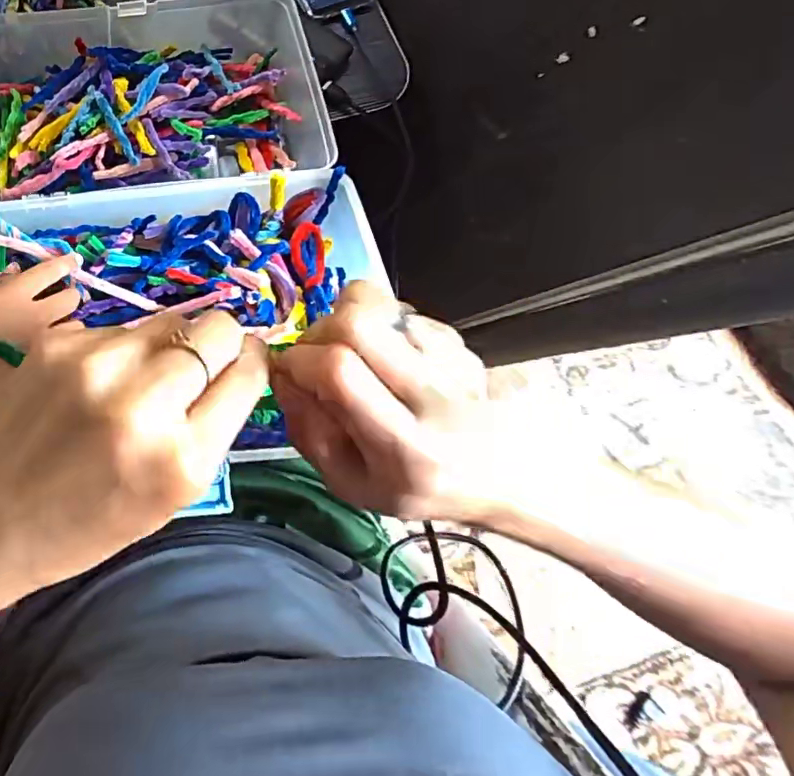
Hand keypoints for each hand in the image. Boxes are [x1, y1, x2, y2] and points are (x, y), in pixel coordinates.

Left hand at [0, 311, 268, 618]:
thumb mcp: (168, 495)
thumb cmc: (86, 525)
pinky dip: (119, 350)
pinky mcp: (56, 344)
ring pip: (165, 322)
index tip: (243, 358)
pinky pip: (116, 329)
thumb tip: (236, 359)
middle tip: (194, 365)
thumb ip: (207, 427)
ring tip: (136, 381)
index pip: (245, 372)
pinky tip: (93, 382)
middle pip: (215, 329)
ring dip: (164, 345)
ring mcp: (94, 364)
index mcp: (181, 458)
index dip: (250, 359)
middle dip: (216, 342)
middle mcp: (142, 401)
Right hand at [271, 281, 533, 523]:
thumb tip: (282, 373)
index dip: (299, 360)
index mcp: (406, 447)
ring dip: (347, 322)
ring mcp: (453, 360)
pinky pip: (400, 310)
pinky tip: (386, 354)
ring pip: (379, 306)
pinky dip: (378, 324)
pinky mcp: (459, 338)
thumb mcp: (350, 483)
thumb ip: (307, 430)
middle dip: (318, 330)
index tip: (289, 370)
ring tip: (352, 353)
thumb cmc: (420, 486)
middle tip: (316, 353)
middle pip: (357, 323)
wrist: (511, 478)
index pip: (340, 372)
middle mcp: (436, 398)